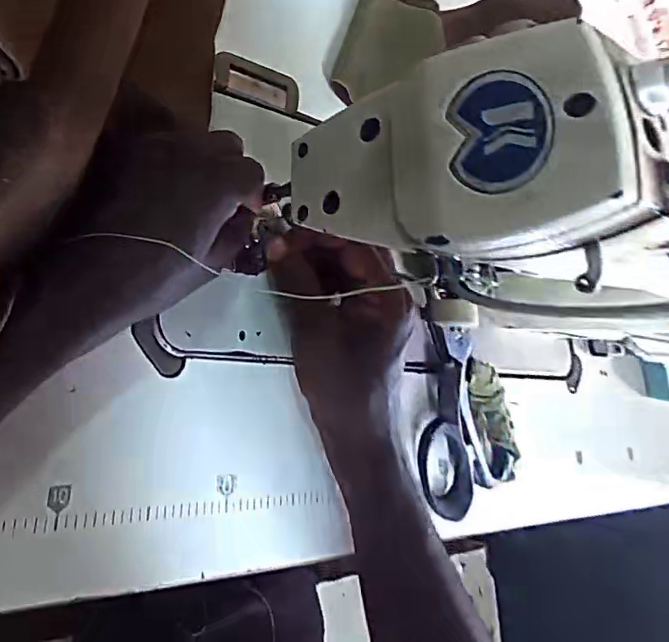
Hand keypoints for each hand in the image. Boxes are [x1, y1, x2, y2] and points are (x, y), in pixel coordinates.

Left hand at [15, 126, 263, 359]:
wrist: (90, 276)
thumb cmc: (154, 278)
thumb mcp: (208, 264)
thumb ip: (235, 233)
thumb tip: (241, 218)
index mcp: (217, 181)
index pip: (252, 170)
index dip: (251, 192)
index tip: (241, 210)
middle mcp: (189, 151)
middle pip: (226, 144)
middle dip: (229, 168)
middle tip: (217, 198)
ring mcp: (153, 145)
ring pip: (190, 138)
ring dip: (196, 160)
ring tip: (182, 192)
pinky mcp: (123, 148)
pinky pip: (155, 144)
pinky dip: (162, 160)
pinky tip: (151, 188)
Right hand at [270, 229, 413, 447]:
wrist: (354, 438)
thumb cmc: (342, 389)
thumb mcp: (314, 328)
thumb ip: (296, 281)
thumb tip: (277, 244)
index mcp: (390, 297)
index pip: (357, 246)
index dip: (321, 234)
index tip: (289, 230)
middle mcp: (390, 298)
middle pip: (352, 254)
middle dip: (314, 246)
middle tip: (280, 245)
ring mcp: (377, 310)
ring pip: (343, 269)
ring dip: (312, 262)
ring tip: (280, 260)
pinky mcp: (362, 321)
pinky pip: (339, 287)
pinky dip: (315, 280)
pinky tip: (291, 279)